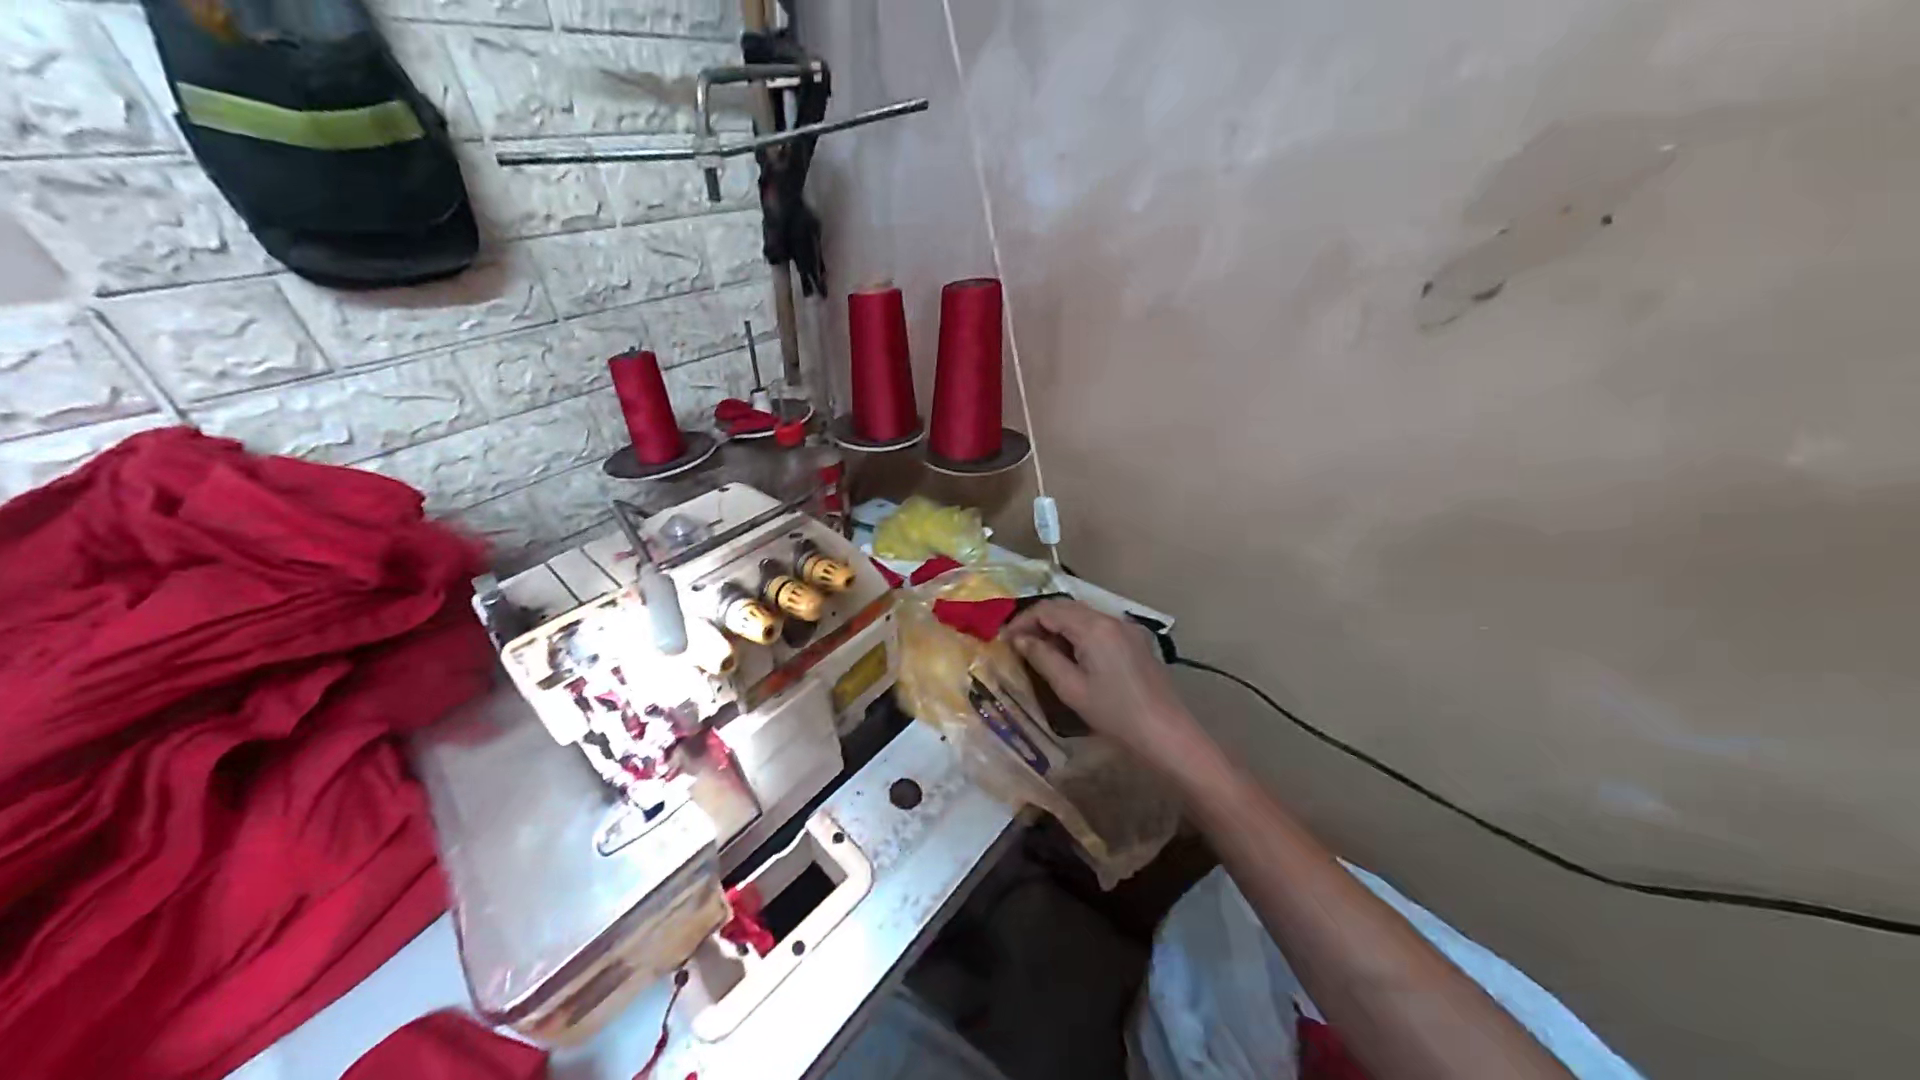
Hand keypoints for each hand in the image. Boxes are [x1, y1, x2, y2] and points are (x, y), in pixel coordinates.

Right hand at [1006, 599, 1212, 769]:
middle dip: (1039, 621)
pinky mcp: (1136, 641)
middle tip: (1018, 644)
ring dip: (1058, 627)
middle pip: (1066, 607)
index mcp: (1093, 627)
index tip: (1005, 640)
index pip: (1049, 609)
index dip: (1023, 621)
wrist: (1167, 734)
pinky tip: (1071, 656)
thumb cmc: (1115, 714)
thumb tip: (1020, 640)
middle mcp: (1111, 618)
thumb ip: (1043, 658)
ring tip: (1040, 651)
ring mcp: (1127, 628)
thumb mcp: (1071, 688)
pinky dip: (1078, 634)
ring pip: (1083, 616)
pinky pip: (1099, 627)